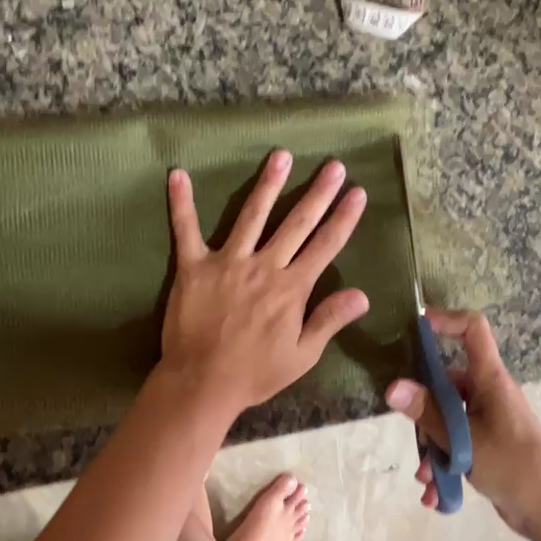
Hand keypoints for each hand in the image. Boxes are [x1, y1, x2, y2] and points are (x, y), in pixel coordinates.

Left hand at [155, 149, 370, 412]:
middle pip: (296, 223)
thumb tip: (362, 295)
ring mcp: (227, 262)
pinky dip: (182, 203)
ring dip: (268, 184)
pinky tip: (178, 175)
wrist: (202, 384)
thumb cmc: (255, 374)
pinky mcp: (194, 267)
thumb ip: (329, 320)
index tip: (357, 193)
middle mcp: (264, 267)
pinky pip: (186, 230)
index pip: (325, 246)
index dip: (343, 218)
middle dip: (318, 193)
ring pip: (252, 216)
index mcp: (292, 288)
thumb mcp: (302, 355)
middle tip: (334, 166)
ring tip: (281, 156)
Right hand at [384, 309, 540, 534]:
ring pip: (448, 421)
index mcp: (489, 379)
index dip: (446, 320)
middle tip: (415, 441)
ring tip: (427, 480)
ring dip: (433, 449)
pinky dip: (445, 466)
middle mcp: (488, 393)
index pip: (473, 330)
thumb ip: (427, 413)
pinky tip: (437, 495)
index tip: (415, 325)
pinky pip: (458, 445)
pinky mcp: (488, 445)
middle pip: (446, 385)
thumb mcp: (462, 439)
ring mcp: (489, 419)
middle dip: (424, 415)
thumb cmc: (511, 464)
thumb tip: (392, 386)